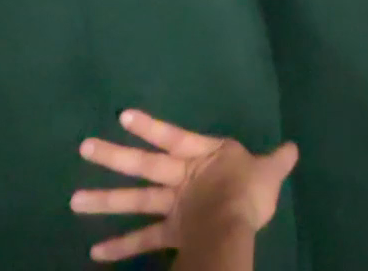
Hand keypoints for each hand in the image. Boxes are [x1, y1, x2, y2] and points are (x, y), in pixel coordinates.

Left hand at [73, 109, 298, 262]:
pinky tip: (95, 251)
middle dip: (114, 156)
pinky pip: (142, 240)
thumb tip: (293, 148)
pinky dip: (119, 247)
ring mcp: (173, 205)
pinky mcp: (170, 233)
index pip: (173, 135)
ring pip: (135, 200)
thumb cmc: (250, 193)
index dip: (150, 126)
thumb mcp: (269, 171)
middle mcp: (182, 177)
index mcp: (205, 155)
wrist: (235, 228)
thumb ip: (277, 160)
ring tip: (74, 201)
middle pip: (145, 165)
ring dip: (104, 200)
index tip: (122, 116)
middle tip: (84, 147)